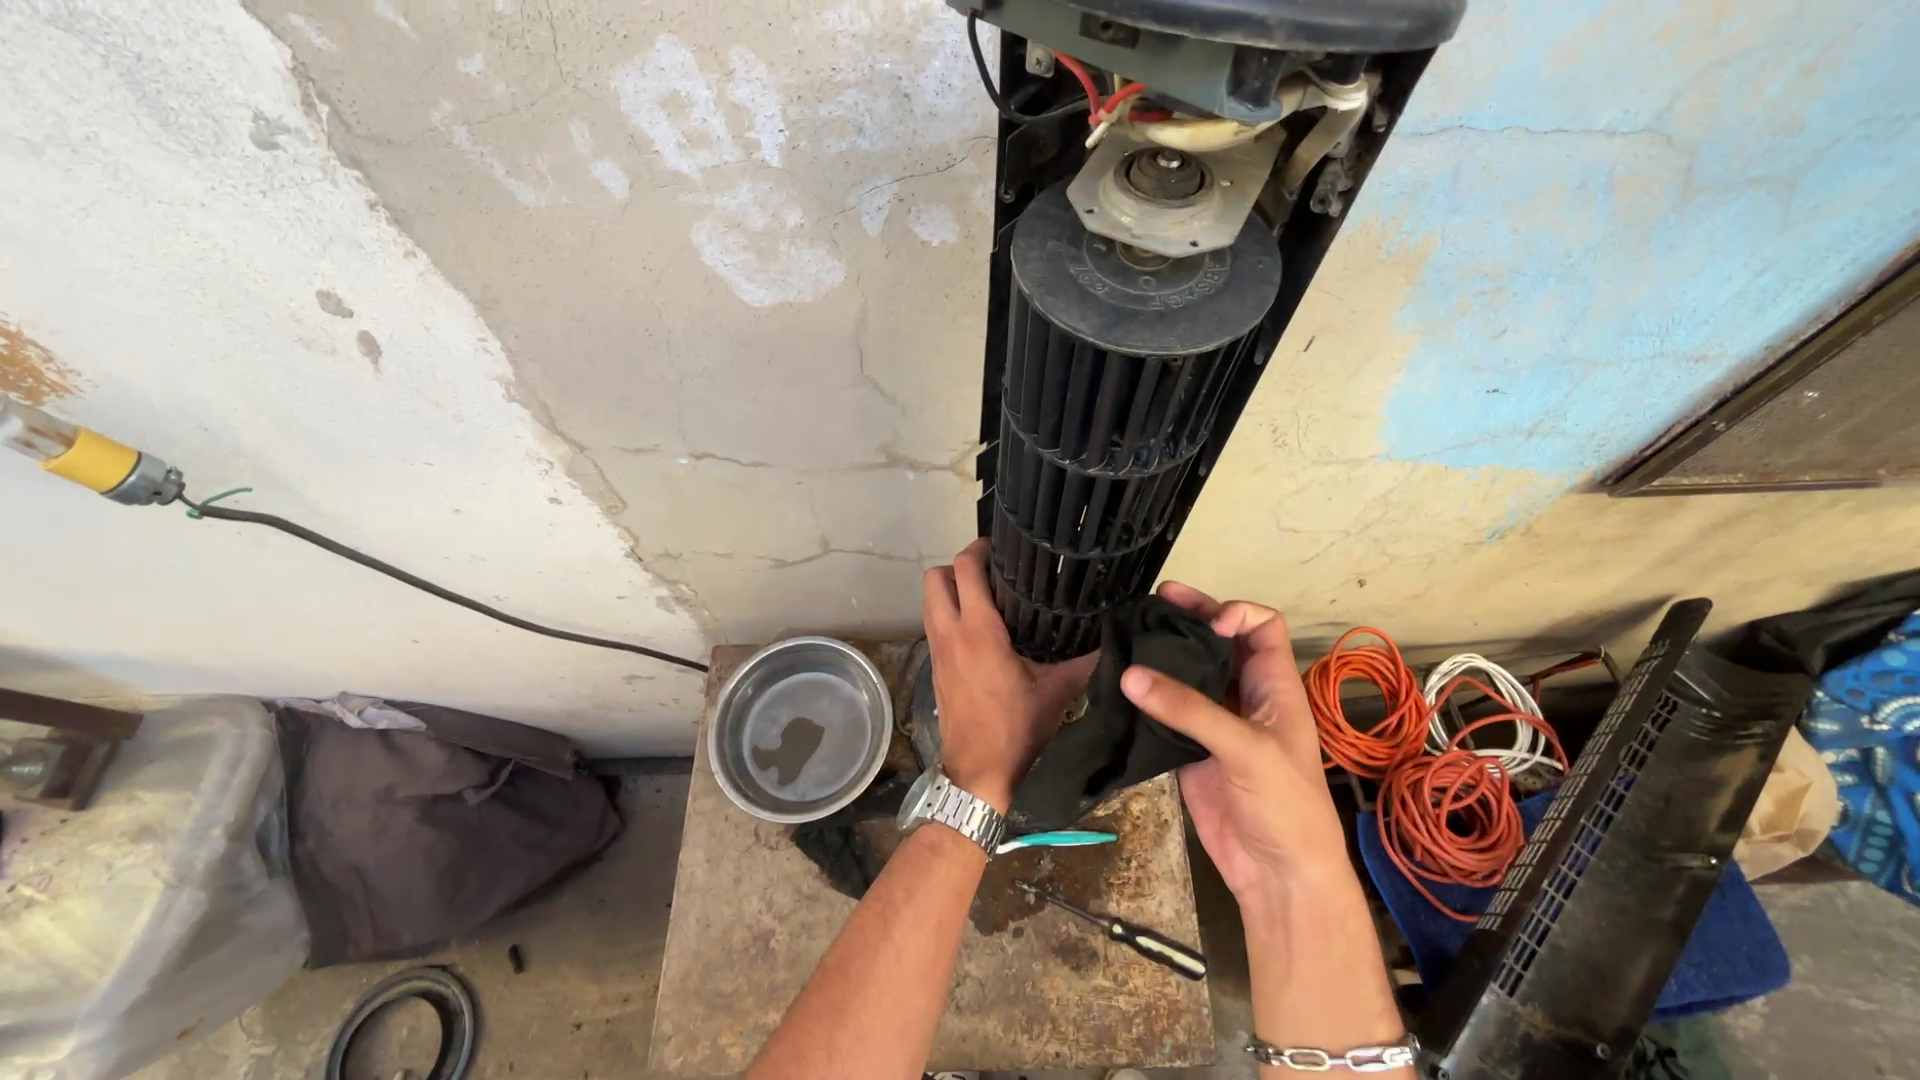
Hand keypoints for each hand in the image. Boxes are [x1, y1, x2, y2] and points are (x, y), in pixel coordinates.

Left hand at [923, 539, 1096, 809]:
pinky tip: (978, 626)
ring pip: (929, 600)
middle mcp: (950, 633)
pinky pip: (934, 624)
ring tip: (986, 594)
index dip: (980, 549)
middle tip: (992, 570)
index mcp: (978, 630)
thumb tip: (1115, 633)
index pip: (965, 569)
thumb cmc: (1017, 729)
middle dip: (959, 566)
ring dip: (949, 589)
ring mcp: (937, 650)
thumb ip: (1086, 660)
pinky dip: (947, 613)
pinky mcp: (934, 667)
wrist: (979, 774)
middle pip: (936, 577)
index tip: (1004, 548)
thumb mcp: (1058, 692)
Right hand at [1121, 582, 1349, 913]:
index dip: (1235, 614)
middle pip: (1218, 644)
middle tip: (1151, 601)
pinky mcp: (1188, 751)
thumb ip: (1189, 710)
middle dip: (1189, 620)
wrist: (1277, 875)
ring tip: (1127, 636)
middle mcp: (1244, 698)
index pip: (1262, 628)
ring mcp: (1214, 724)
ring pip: (1187, 677)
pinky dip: (1144, 698)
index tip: (1202, 621)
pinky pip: (1164, 714)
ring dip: (1161, 657)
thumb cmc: (1285, 806)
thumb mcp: (1245, 749)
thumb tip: (1131, 674)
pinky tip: (1120, 685)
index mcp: (1275, 688)